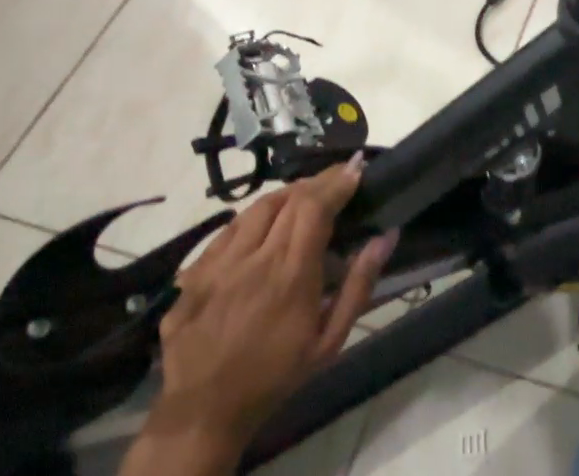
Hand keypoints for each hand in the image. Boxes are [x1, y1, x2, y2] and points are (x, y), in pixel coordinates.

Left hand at [124, 156, 398, 473]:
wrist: (204, 411)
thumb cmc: (277, 375)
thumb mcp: (330, 340)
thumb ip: (359, 285)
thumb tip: (386, 236)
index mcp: (290, 274)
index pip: (315, 207)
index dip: (337, 182)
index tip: (357, 167)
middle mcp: (252, 259)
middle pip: (287, 200)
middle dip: (317, 182)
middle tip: (337, 177)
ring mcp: (216, 265)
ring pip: (254, 210)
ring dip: (285, 195)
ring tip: (304, 196)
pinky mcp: (191, 275)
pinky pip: (225, 232)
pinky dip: (251, 219)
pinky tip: (262, 226)